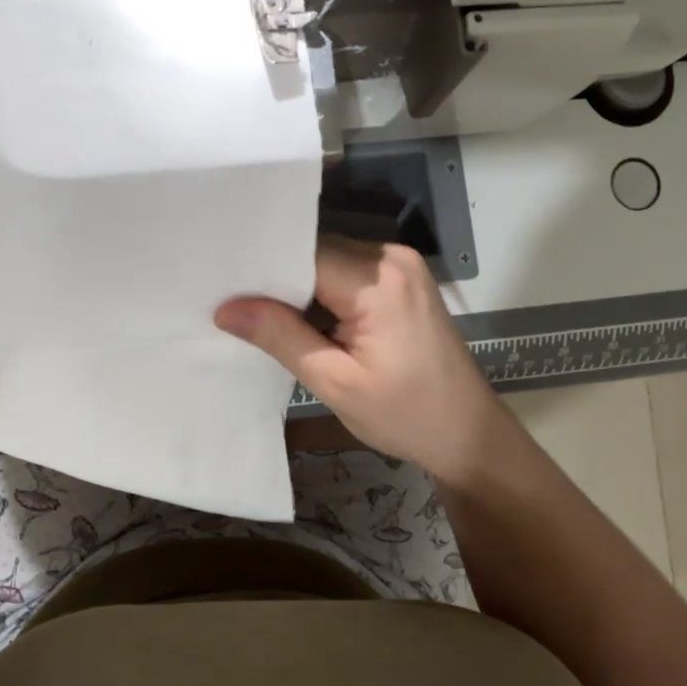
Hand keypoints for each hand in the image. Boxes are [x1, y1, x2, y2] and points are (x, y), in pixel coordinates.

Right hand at [215, 237, 503, 476]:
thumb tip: (225, 308)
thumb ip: (280, 337)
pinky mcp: (400, 281)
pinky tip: (291, 316)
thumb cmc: (407, 415)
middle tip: (224, 298)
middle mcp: (390, 258)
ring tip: (249, 308)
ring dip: (294, 286)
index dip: (259, 268)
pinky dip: (318, 292)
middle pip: (313, 251)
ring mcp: (399, 267)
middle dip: (273, 276)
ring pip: (326, 260)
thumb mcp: (336, 382)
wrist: (469, 434)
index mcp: (378, 280)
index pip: (302, 252)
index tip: (217, 283)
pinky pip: (344, 273)